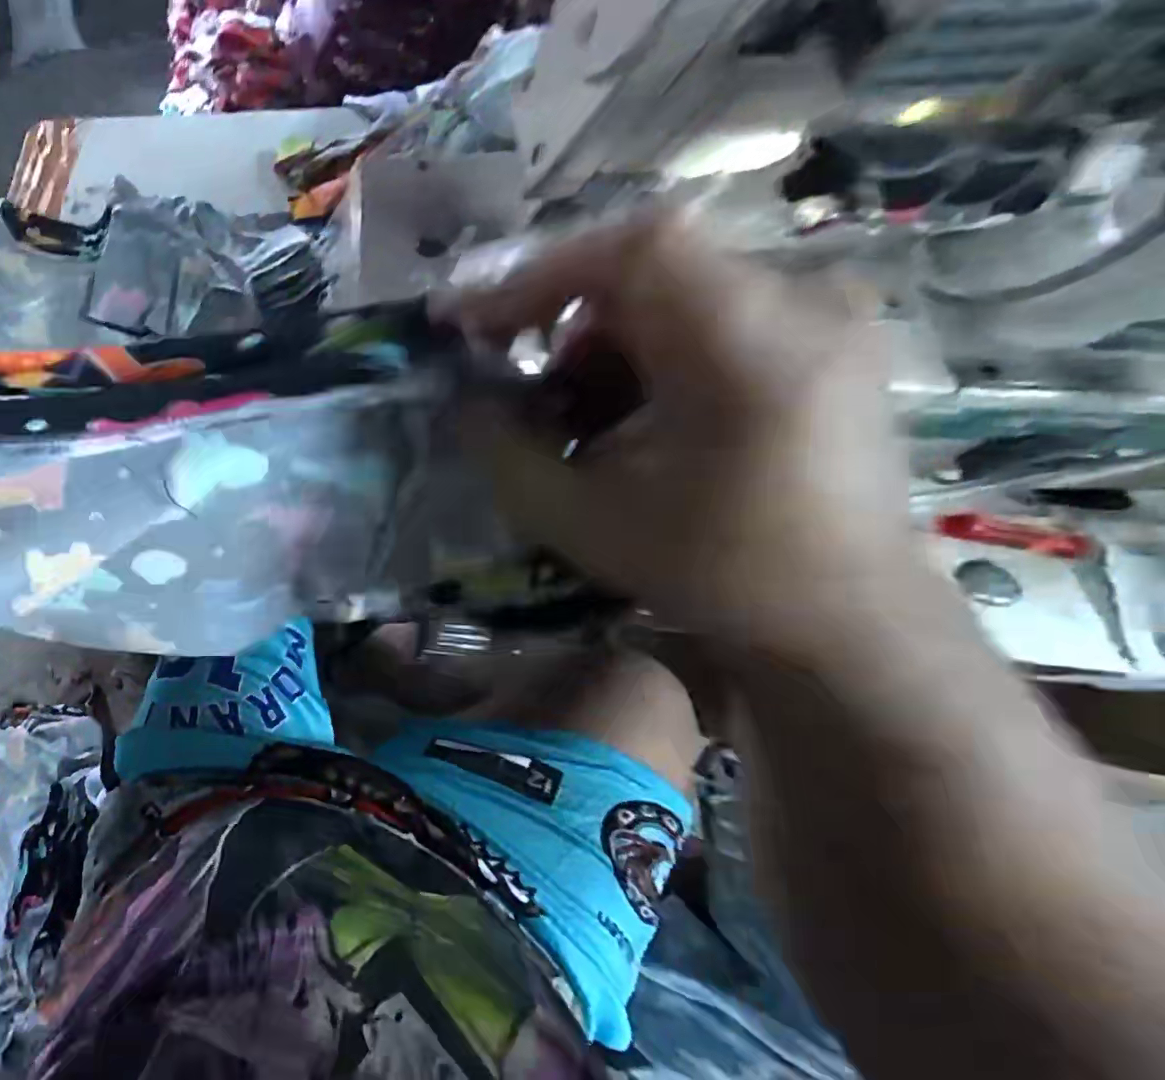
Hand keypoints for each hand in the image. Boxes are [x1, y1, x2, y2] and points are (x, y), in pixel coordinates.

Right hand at [440, 216, 917, 651]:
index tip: (469, 323)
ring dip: (598, 338)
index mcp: (751, 345)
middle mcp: (804, 302)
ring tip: (568, 408)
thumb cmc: (708, 568)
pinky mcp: (825, 336)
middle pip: (647, 267)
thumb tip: (463, 394)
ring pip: (672, 288)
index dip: (535, 276)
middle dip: (559, 315)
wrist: (839, 615)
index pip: (633, 250)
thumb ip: (501, 446)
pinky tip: (625, 411)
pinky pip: (709, 310)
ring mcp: (825, 313)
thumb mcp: (574, 516)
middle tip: (508, 367)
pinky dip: (645, 349)